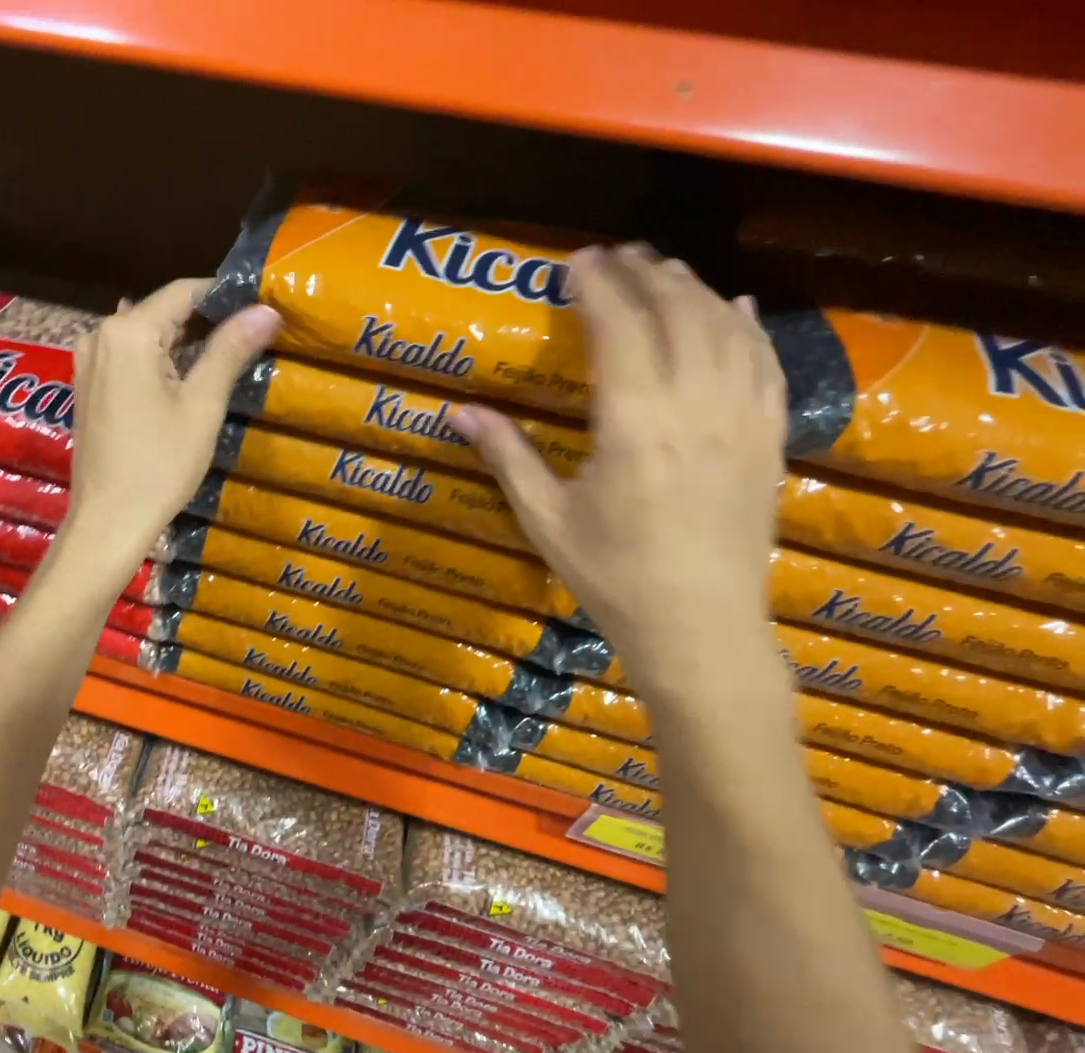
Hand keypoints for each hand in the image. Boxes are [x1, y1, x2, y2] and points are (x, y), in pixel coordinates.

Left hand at [62, 278, 280, 558]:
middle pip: (163, 312)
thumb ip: (230, 350)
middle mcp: (99, 335)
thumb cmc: (158, 465)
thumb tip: (267, 309)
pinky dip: (159, 363)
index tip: (260, 309)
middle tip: (251, 338)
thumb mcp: (202, 406)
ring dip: (184, 344)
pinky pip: (129, 359)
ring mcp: (87, 362)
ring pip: (146, 336)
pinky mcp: (86, 387)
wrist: (107, 521)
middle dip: (206, 322)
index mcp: (128, 332)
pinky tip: (187, 382)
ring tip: (228, 359)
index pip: (184, 291)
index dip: (225, 297)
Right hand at [449, 245, 785, 677]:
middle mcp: (696, 408)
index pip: (620, 330)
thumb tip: (457, 412)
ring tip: (664, 270)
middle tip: (617, 255)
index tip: (576, 261)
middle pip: (679, 314)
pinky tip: (734, 308)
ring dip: (694, 290)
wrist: (699, 626)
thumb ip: (507, 456)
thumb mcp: (544, 518)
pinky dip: (748, 326)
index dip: (599, 286)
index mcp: (634, 426)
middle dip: (647, 275)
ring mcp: (741, 420)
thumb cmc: (610, 575)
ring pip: (727, 329)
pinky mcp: (767, 439)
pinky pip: (765, 364)